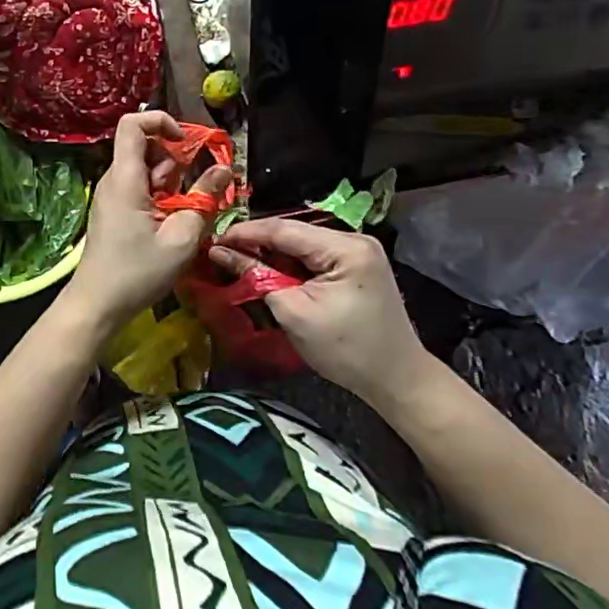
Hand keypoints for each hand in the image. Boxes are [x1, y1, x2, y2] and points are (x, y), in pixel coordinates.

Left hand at [63, 112, 230, 327]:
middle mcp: (113, 180)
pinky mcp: (113, 212)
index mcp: (124, 178)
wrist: (97, 304)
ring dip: (169, 183)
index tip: (187, 144)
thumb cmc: (137, 272)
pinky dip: (159, 197)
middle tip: (186, 195)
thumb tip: (225, 168)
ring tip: (179, 215)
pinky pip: (139, 189)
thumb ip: (204, 200)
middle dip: (173, 161)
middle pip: (144, 147)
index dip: (161, 122)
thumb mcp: (181, 238)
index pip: (132, 123)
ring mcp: (111, 196)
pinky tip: (168, 224)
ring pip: (145, 170)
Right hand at [210, 218, 441, 409]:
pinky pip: (312, 256)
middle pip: (293, 232)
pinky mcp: (355, 266)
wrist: (395, 379)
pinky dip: (287, 262)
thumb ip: (255, 276)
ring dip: (270, 252)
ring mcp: (357, 252)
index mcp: (345, 248)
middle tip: (220, 251)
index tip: (212, 240)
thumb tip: (219, 253)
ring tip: (236, 259)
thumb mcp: (292, 312)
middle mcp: (354, 240)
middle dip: (255, 241)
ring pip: (300, 243)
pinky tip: (266, 269)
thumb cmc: (344, 349)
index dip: (244, 233)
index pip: (283, 229)